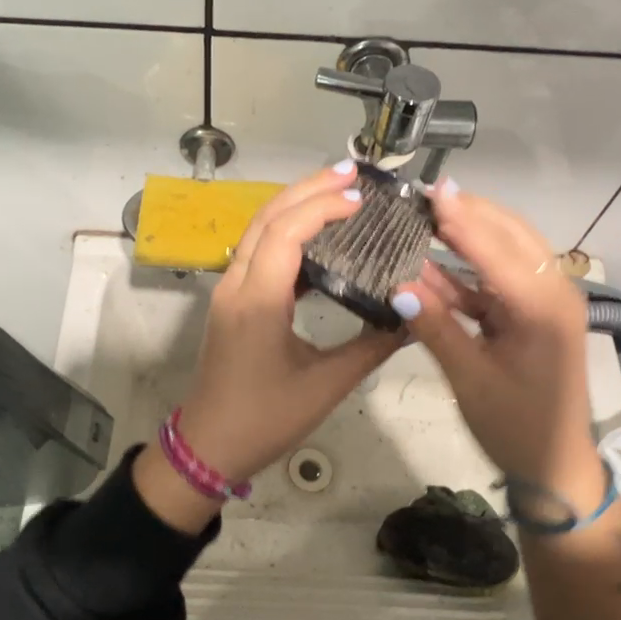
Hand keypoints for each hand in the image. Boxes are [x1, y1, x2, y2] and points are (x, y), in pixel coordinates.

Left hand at [176, 160, 403, 483]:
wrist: (207, 446)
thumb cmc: (265, 418)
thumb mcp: (325, 385)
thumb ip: (371, 347)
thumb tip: (412, 317)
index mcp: (257, 299)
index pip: (287, 232)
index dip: (322, 208)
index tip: (361, 198)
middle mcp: (238, 285)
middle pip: (267, 219)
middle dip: (307, 190)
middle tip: (350, 173)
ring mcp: (230, 292)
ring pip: (259, 232)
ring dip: (295, 207)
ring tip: (338, 194)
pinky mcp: (233, 304)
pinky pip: (259, 254)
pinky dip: (288, 235)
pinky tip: (321, 241)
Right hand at [392, 182, 598, 497]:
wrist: (554, 468)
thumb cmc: (515, 427)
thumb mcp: (470, 379)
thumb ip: (436, 328)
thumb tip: (397, 287)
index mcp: (544, 309)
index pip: (498, 252)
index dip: (462, 221)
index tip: (430, 192)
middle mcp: (553, 294)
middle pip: (512, 237)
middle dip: (471, 213)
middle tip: (426, 193)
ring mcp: (545, 304)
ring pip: (507, 253)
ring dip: (470, 234)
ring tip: (428, 214)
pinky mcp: (533, 316)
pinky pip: (498, 280)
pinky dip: (468, 269)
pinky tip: (433, 261)